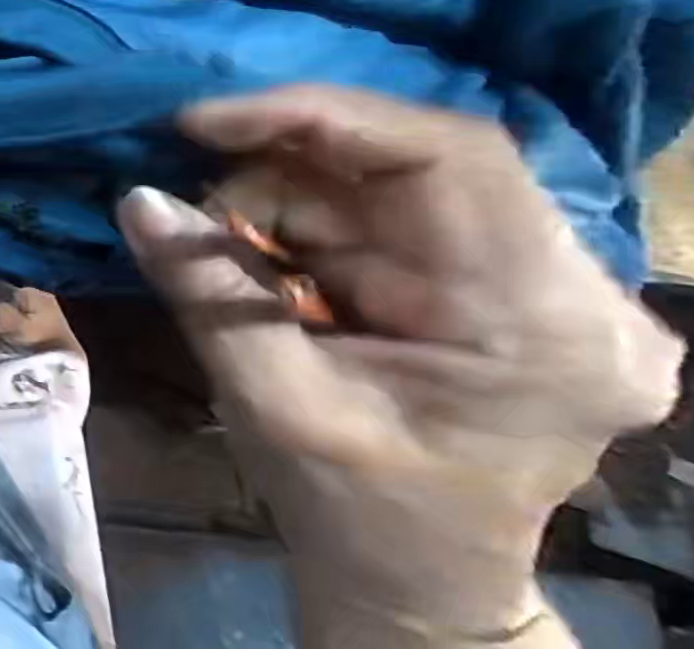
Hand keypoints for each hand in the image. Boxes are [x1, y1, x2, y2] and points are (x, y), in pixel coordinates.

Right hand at [118, 86, 683, 642]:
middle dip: (276, 168)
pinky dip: (287, 218)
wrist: (412, 577)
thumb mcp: (273, 404)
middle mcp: (557, 279)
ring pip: (369, 178)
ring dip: (273, 198)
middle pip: (402, 159)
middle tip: (195, 201)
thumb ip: (207, 294)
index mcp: (541, 321)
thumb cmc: (359, 515)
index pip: (448, 157)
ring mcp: (518, 271)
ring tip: (219, 249)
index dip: (316, 116)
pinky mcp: (469, 271)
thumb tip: (136, 198)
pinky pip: (362, 207)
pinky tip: (254, 259)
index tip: (202, 123)